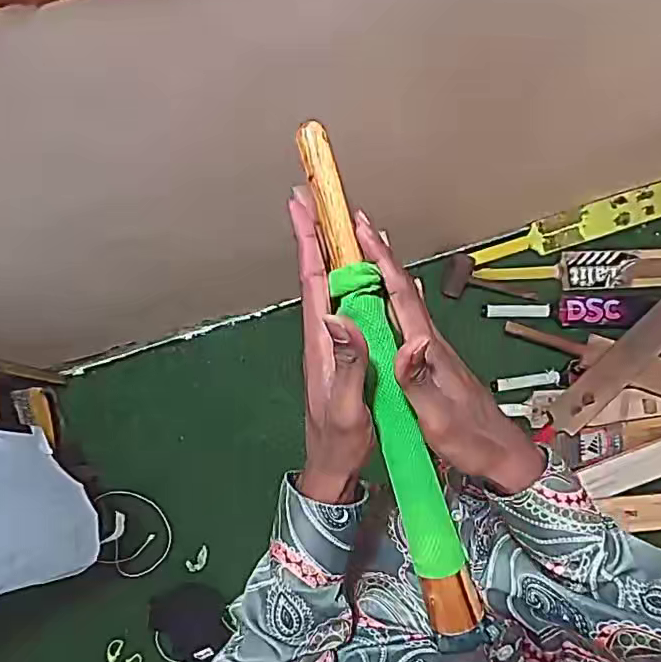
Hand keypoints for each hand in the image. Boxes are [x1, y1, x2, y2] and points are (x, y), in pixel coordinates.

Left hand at [289, 189, 373, 502]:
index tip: (303, 205)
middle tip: (314, 197)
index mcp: (321, 343)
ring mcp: (332, 345)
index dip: (308, 242)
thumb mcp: (346, 407)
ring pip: (332, 290)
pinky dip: (349, 283)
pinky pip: (346, 308)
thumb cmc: (339, 440)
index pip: (313, 282)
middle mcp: (323, 337)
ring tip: (334, 224)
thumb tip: (337, 318)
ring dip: (331, 254)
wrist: (333, 464)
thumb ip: (347, 366)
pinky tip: (357, 277)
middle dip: (315, 235)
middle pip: (319, 276)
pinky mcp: (344, 355)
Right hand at [355, 212, 546, 494]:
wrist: (502, 453)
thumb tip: (408, 342)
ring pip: (408, 305)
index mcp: (431, 351)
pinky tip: (397, 303)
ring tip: (371, 255)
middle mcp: (434, 345)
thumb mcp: (439, 418)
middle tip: (360, 230)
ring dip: (388, 276)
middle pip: (405, 292)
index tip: (362, 232)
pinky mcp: (437, 364)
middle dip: (382, 257)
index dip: (382, 262)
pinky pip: (410, 324)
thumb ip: (419, 381)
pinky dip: (396, 304)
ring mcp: (436, 353)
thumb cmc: (471, 439)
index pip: (403, 297)